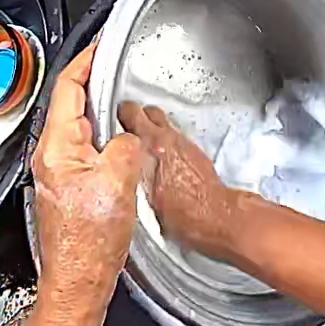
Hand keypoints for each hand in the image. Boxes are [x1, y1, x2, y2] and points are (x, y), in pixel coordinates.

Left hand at [31, 45, 143, 295]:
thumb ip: (125, 145)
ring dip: (102, 109)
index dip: (85, 62)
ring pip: (82, 126)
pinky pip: (90, 147)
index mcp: (57, 148)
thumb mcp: (118, 182)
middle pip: (71, 104)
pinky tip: (124, 138)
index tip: (102, 46)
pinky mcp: (73, 184)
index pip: (67, 89)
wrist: (80, 283)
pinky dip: (106, 134)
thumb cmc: (90, 243)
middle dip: (95, 81)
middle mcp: (53, 156)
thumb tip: (129, 135)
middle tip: (118, 66)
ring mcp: (62, 171)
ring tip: (124, 97)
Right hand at [116, 102, 250, 263]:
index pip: (131, 114)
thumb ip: (131, 169)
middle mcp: (169, 138)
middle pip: (149, 111)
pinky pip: (174, 135)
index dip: (119, 115)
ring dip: (153, 127)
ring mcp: (184, 142)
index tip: (111, 121)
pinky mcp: (194, 150)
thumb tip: (120, 161)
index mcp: (152, 145)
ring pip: (164, 122)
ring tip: (143, 143)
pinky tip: (160, 157)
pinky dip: (165, 140)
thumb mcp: (143, 194)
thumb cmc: (179, 212)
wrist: (213, 214)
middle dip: (137, 115)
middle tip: (127, 127)